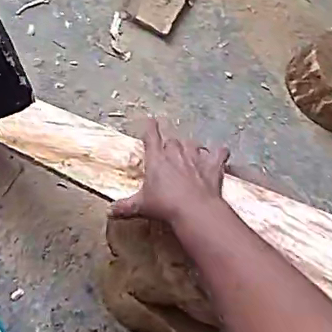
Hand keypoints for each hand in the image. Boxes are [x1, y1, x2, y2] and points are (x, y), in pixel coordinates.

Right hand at [110, 118, 228, 224]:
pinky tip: (221, 153)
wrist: (194, 209)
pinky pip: (219, 153)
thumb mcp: (141, 206)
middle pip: (173, 141)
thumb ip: (126, 206)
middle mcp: (176, 154)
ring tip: (191, 151)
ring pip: (193, 144)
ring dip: (191, 147)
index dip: (150, 128)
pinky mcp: (213, 165)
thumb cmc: (165, 205)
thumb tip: (110, 211)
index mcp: (157, 159)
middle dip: (171, 144)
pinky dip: (220, 153)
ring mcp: (196, 158)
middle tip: (170, 149)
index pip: (151, 137)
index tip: (151, 120)